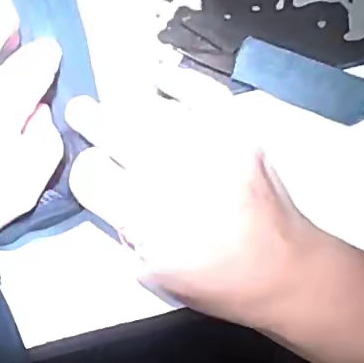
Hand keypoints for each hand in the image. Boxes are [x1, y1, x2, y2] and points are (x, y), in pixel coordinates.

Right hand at [66, 68, 342, 328]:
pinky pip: (203, 92)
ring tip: (113, 105)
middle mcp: (172, 177)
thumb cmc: (218, 282)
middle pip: (115, 132)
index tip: (92, 172)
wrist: (283, 271)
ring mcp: (208, 148)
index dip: (85, 171)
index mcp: (146, 219)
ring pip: (151, 110)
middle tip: (80, 112)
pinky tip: (160, 80)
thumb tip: (112, 193)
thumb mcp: (153, 275)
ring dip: (124, 106)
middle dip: (90, 121)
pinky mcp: (239, 133)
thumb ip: (125, 231)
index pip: (92, 175)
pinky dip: (179, 80)